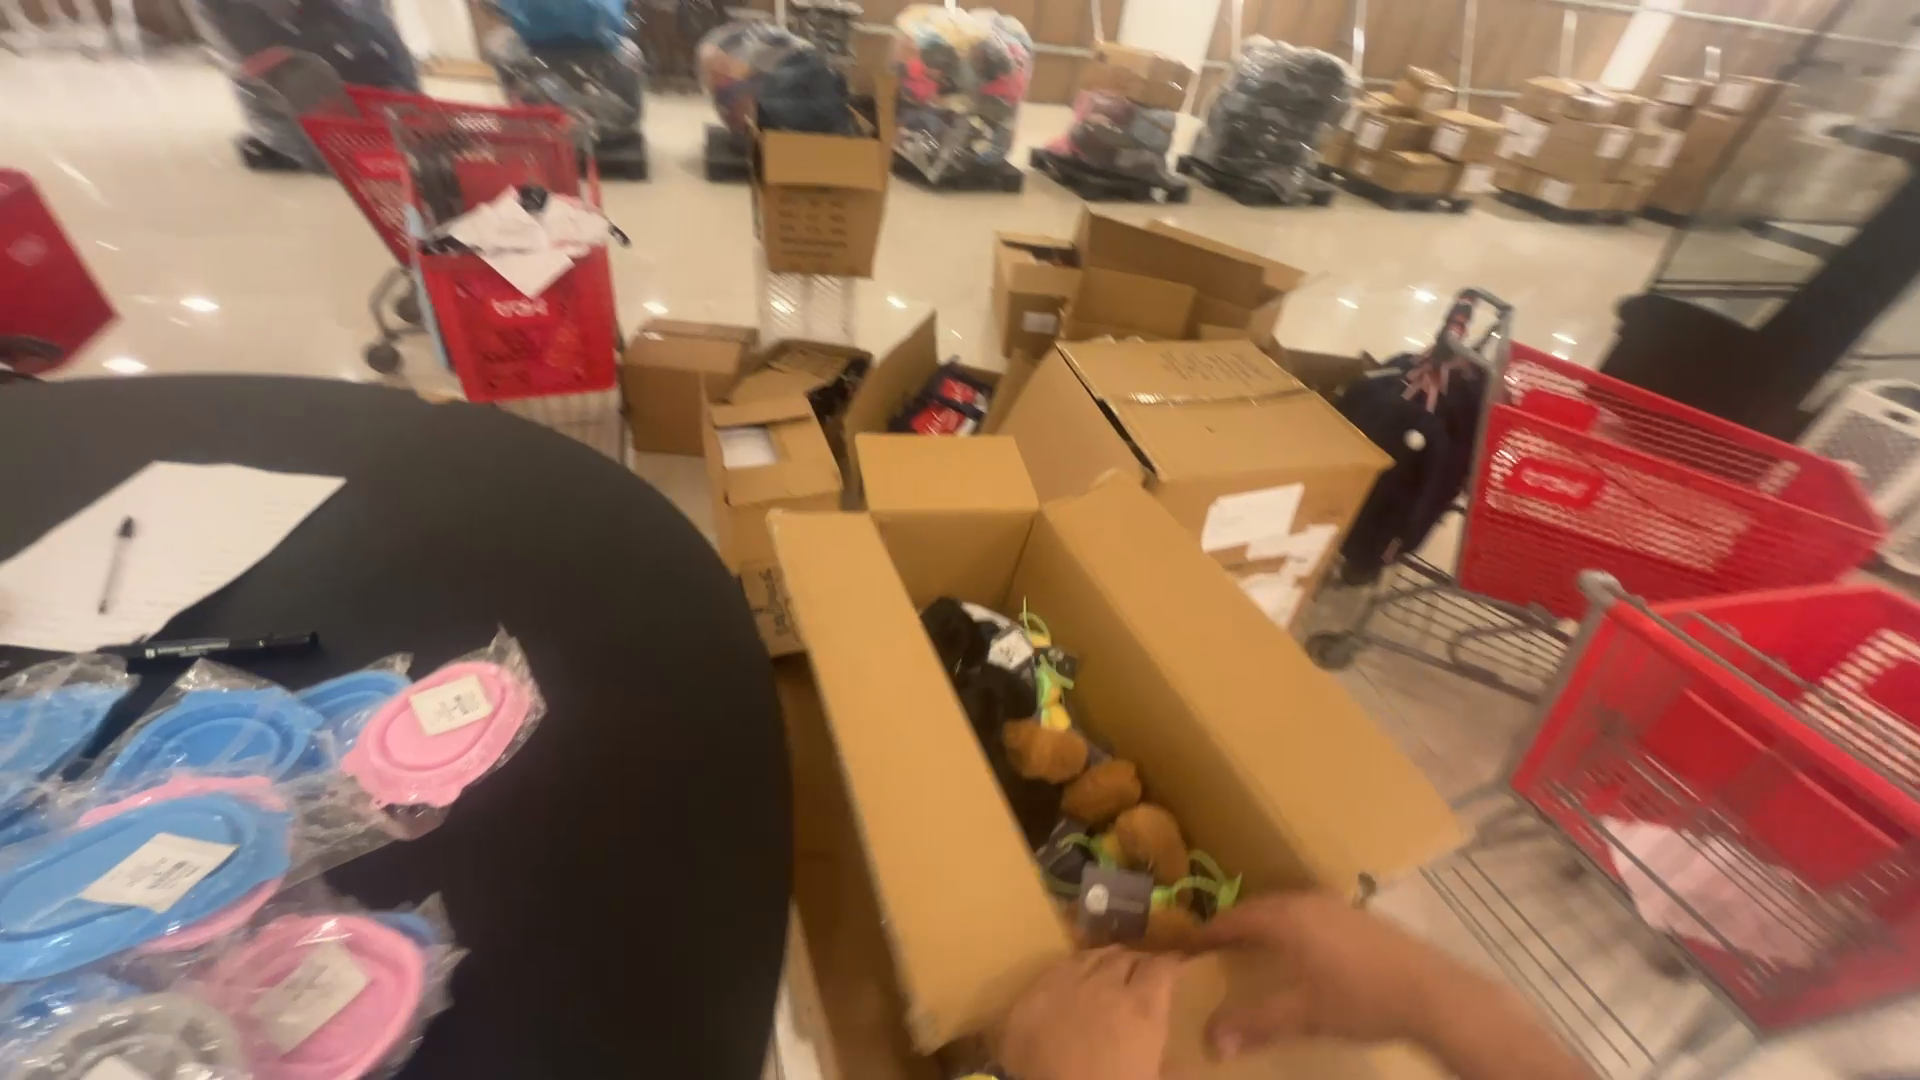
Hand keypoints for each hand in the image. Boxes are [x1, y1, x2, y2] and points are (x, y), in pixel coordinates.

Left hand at [993, 947, 1182, 1079]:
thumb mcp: (1148, 1078)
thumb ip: (1166, 1063)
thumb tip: (1182, 1060)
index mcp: (1142, 1010)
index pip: (1162, 967)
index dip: (1171, 964)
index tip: (1177, 966)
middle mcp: (1107, 983)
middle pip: (1128, 956)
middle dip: (1139, 963)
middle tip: (1143, 977)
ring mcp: (1070, 980)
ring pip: (1096, 955)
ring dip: (1109, 961)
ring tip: (1112, 973)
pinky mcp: (1040, 986)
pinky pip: (1065, 964)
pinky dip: (1079, 967)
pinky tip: (1078, 979)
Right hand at [1191, 891, 1456, 1058]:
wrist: (1435, 993)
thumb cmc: (1361, 999)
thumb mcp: (1305, 1015)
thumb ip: (1257, 1024)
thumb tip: (1211, 1040)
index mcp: (1285, 917)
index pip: (1235, 918)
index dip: (1210, 932)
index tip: (1190, 946)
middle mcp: (1304, 901)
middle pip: (1258, 907)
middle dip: (1236, 925)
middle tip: (1219, 947)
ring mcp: (1334, 904)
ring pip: (1285, 907)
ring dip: (1266, 923)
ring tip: (1256, 945)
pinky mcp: (1357, 915)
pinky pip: (1308, 912)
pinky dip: (1292, 925)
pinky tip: (1303, 948)